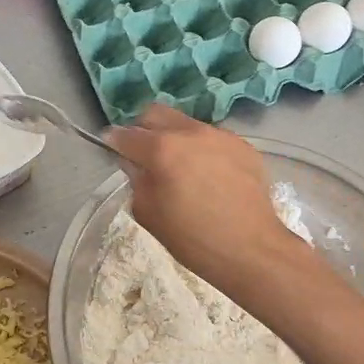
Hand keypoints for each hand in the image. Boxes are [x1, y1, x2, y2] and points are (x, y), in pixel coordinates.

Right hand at [104, 105, 315, 297]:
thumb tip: (136, 164)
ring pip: (186, 125)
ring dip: (176, 140)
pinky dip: (203, 151)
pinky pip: (213, 139)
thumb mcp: (148, 214)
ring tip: (183, 170)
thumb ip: (136, 181)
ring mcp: (220, 136)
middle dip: (144, 129)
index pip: (126, 134)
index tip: (111, 148)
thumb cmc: (192, 238)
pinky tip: (210, 178)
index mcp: (162, 149)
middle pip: (156, 113)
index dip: (113, 141)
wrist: (251, 250)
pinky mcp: (243, 146)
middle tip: (145, 155)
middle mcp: (191, 133)